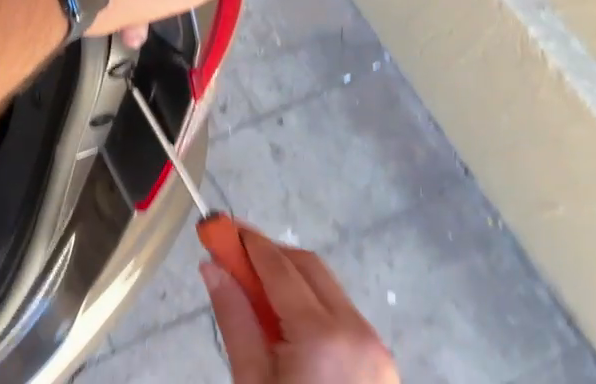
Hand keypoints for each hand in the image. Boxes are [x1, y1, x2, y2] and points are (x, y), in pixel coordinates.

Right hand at [202, 227, 398, 383]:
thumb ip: (234, 318)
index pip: (278, 266)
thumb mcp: (252, 383)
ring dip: (290, 280)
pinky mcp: (384, 368)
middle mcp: (358, 331)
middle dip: (269, 254)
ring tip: (253, 295)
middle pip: (308, 267)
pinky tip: (285, 326)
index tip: (216, 227)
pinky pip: (343, 318)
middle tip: (231, 255)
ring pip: (328, 290)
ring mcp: (377, 350)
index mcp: (323, 334)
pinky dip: (312, 307)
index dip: (245, 241)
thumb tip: (212, 268)